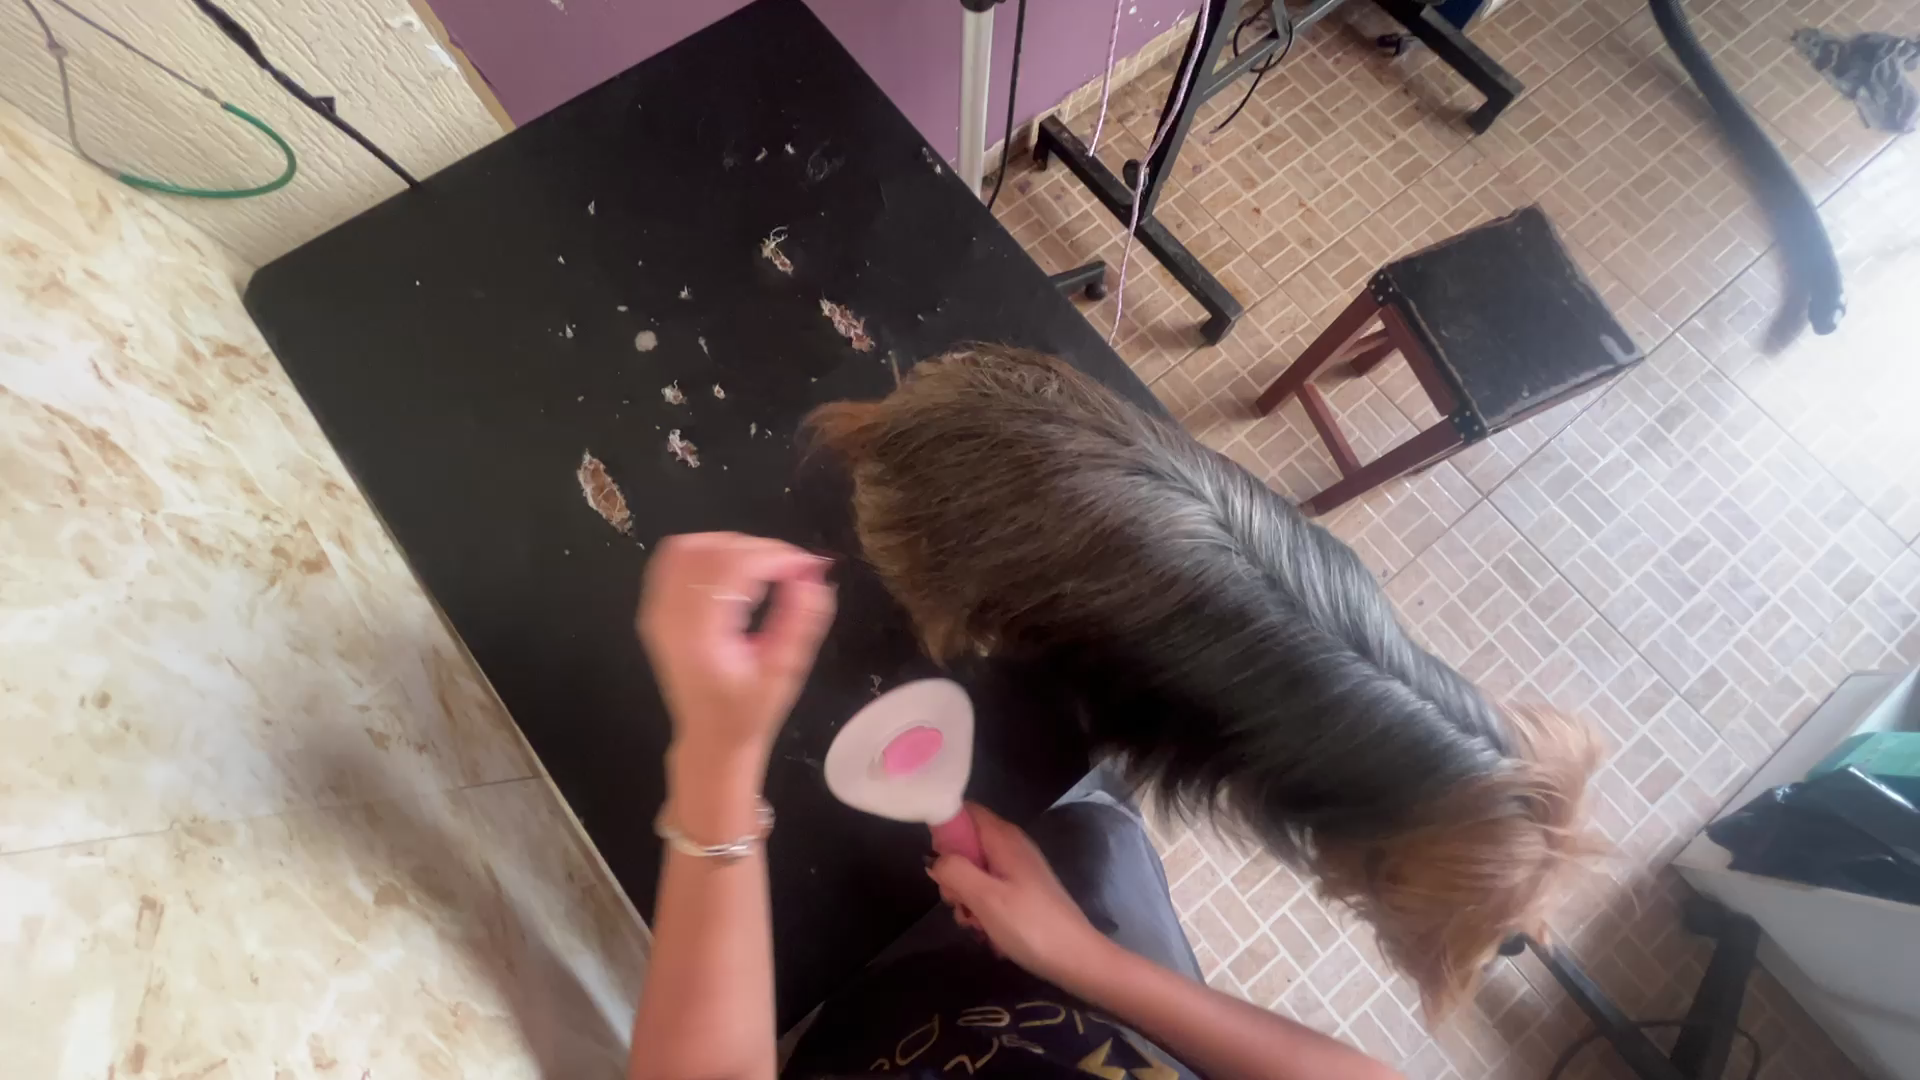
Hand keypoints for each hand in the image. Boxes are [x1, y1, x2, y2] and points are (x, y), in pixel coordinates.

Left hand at [638, 533, 836, 766]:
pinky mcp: (657, 608)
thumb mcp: (785, 672)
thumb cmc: (748, 712)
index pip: (732, 567)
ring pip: (690, 547)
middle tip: (793, 569)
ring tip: (766, 568)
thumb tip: (813, 577)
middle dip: (760, 549)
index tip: (807, 567)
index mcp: (700, 636)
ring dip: (735, 546)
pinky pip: (676, 559)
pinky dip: (710, 551)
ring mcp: (657, 611)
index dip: (774, 556)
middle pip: (712, 551)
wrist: (711, 738)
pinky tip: (735, 571)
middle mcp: (670, 618)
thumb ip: (802, 622)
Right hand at [927, 803, 1110, 985]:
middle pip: (966, 845)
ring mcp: (1017, 868)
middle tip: (958, 902)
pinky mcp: (1022, 889)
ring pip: (975, 871)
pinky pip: (989, 888)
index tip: (939, 864)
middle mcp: (1010, 845)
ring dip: (966, 897)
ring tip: (975, 923)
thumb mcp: (985, 898)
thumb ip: (954, 871)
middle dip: (953, 873)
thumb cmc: (1030, 925)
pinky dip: (982, 907)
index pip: (965, 812)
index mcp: (1003, 836)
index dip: (945, 831)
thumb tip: (934, 859)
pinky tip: (988, 931)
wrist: (1077, 959)